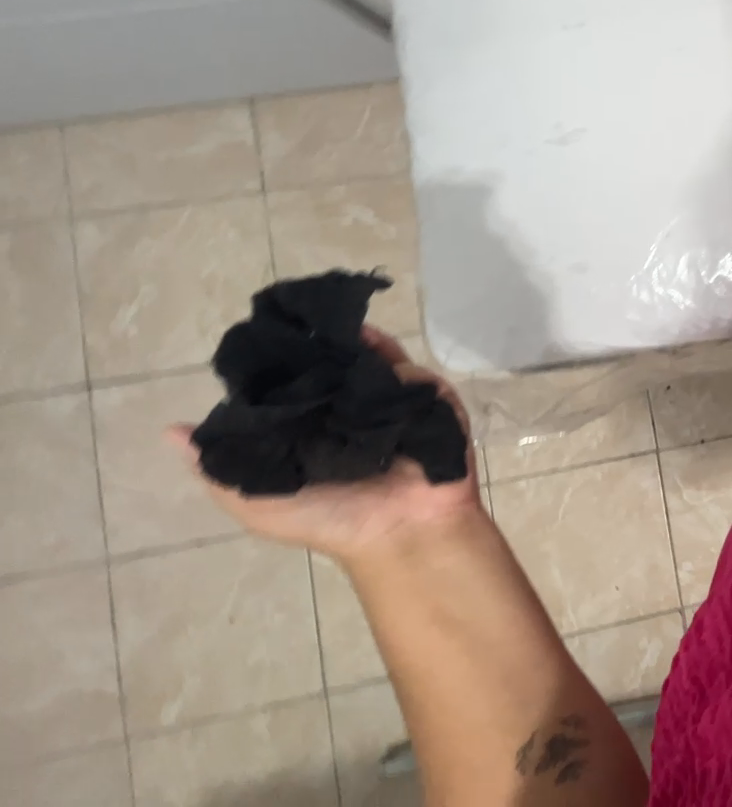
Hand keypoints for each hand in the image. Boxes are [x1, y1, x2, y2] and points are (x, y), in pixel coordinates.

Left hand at [169, 327, 486, 567]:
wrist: (400, 531)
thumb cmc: (330, 521)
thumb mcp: (256, 502)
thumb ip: (219, 468)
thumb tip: (170, 430)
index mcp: (316, 431)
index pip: (300, 387)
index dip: (287, 365)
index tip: (273, 340)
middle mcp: (356, 414)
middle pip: (343, 368)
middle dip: (329, 347)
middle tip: (314, 325)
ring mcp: (399, 406)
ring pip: (381, 365)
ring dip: (368, 350)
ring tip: (349, 332)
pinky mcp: (436, 404)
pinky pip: (418, 378)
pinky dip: (402, 371)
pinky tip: (385, 369)